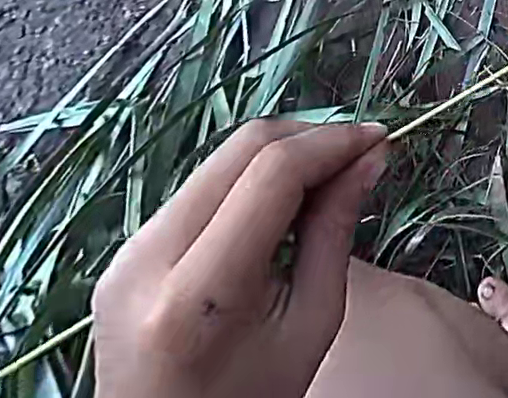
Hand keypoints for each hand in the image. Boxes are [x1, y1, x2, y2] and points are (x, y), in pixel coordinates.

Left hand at [93, 120, 387, 397]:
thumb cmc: (253, 397)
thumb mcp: (313, 320)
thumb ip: (337, 227)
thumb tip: (371, 154)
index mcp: (194, 295)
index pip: (272, 173)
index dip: (333, 142)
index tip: (378, 138)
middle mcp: (147, 258)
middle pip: (245, 147)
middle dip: (312, 136)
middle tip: (357, 152)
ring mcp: (129, 249)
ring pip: (226, 155)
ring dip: (286, 150)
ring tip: (327, 176)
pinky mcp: (129, 246)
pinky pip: (207, 180)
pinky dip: (256, 172)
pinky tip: (286, 197)